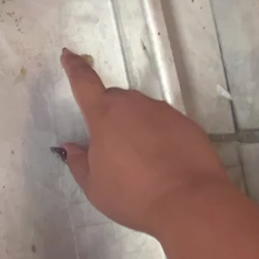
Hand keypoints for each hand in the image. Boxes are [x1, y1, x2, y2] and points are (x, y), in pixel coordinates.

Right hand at [56, 48, 235, 236]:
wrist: (191, 203)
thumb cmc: (134, 195)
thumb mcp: (95, 187)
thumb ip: (78, 163)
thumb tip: (70, 147)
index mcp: (104, 114)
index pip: (84, 82)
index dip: (74, 67)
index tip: (68, 54)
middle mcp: (132, 105)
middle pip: (115, 101)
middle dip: (111, 117)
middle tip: (114, 148)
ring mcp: (162, 111)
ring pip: (142, 112)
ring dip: (137, 128)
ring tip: (144, 162)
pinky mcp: (187, 123)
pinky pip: (166, 125)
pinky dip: (161, 138)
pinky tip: (166, 165)